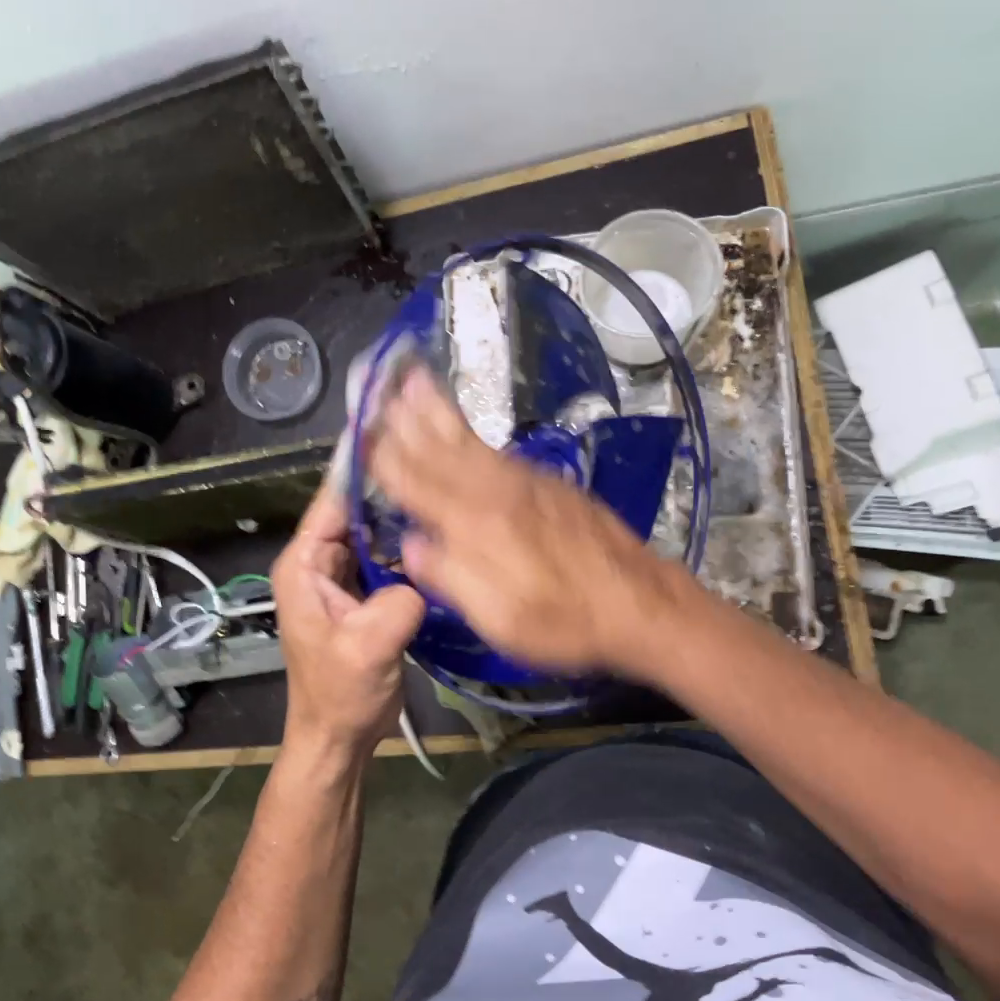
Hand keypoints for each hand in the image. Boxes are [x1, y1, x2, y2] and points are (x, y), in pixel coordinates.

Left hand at [271, 481, 426, 754]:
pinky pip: (384, 557)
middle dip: (388, 485)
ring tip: (441, 483)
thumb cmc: (340, 694)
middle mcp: (317, 563)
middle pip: (353, 510)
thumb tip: (425, 576)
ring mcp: (340, 578)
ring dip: (399, 514)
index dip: (358, 465)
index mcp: (304, 565)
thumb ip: (397, 604)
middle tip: (433, 455)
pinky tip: (438, 530)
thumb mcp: (367, 649)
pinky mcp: (363, 594)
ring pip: (372, 532)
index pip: (331, 501)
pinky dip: (406, 545)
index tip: (390, 427)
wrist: (339, 737)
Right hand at [369, 367, 698, 676]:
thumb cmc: (565, 622)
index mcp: (475, 524)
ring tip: (412, 378)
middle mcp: (495, 492)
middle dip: (404, 417)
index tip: (357, 430)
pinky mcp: (547, 484)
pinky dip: (469, 430)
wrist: (641, 605)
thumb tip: (410, 542)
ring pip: (468, 440)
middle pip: (438, 448)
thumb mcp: (499, 619)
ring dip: (435, 410)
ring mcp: (524, 482)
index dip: (382, 456)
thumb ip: (451, 576)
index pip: (414, 482)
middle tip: (378, 382)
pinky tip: (461, 428)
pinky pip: (494, 448)